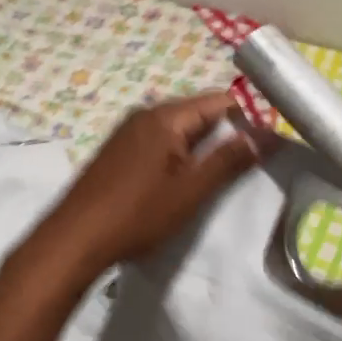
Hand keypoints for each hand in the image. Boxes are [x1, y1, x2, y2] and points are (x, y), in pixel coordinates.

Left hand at [17, 93, 271, 288]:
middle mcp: (145, 114)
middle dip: (224, 135)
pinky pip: (158, 142)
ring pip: (178, 130)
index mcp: (166, 116)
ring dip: (199, 149)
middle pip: (199, 113)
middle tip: (245, 167)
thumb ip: (230, 160)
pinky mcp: (117, 151)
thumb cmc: (137, 214)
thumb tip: (267, 134)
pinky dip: (177, 156)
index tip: (266, 145)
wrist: (74, 239)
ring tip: (215, 179)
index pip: (220, 101)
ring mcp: (127, 131)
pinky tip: (179, 183)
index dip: (248, 119)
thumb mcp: (191, 190)